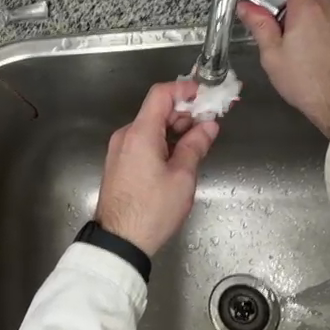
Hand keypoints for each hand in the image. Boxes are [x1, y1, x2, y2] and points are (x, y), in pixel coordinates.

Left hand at [94, 82, 220, 256]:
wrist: (120, 240)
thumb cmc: (152, 210)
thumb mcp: (182, 177)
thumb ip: (195, 146)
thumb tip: (208, 126)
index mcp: (140, 133)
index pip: (161, 94)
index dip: (184, 89)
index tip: (205, 95)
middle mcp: (126, 136)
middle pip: (156, 110)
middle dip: (184, 112)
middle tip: (210, 123)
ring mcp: (119, 150)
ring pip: (150, 127)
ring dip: (175, 128)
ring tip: (199, 142)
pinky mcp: (119, 163)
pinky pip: (143, 142)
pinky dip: (163, 141)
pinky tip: (180, 155)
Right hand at [236, 0, 329, 136]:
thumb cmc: (306, 82)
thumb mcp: (273, 55)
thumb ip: (260, 25)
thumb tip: (246, 7)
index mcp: (309, 8)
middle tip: (269, 6)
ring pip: (321, 0)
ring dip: (302, 4)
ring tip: (284, 26)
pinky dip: (315, 17)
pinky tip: (304, 38)